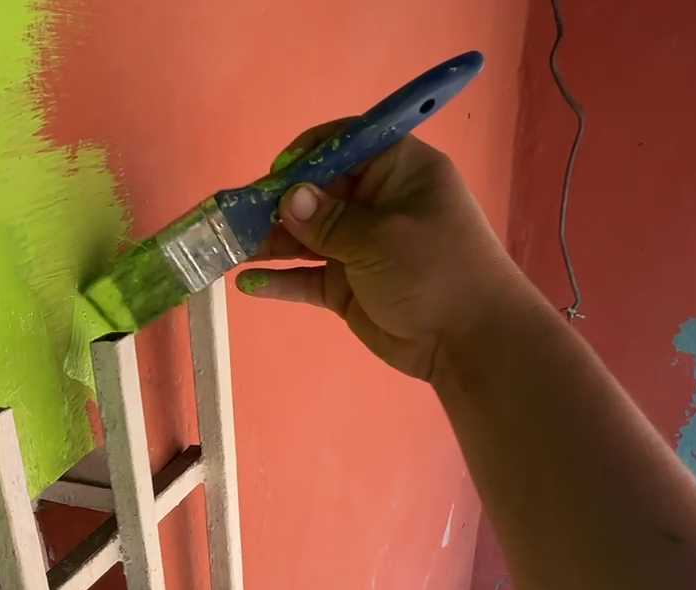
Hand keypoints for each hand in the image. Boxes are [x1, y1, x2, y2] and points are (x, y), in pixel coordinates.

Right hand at [236, 120, 540, 382]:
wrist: (466, 338)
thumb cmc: (434, 271)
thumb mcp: (380, 238)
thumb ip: (328, 221)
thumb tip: (287, 197)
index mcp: (396, 173)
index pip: (347, 145)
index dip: (309, 154)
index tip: (275, 174)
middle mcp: (373, 205)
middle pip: (315, 195)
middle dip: (275, 205)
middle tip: (235, 220)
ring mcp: (356, 248)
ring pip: (303, 238)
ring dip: (268, 244)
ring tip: (229, 251)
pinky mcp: (343, 287)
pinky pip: (303, 278)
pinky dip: (277, 280)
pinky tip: (247, 283)